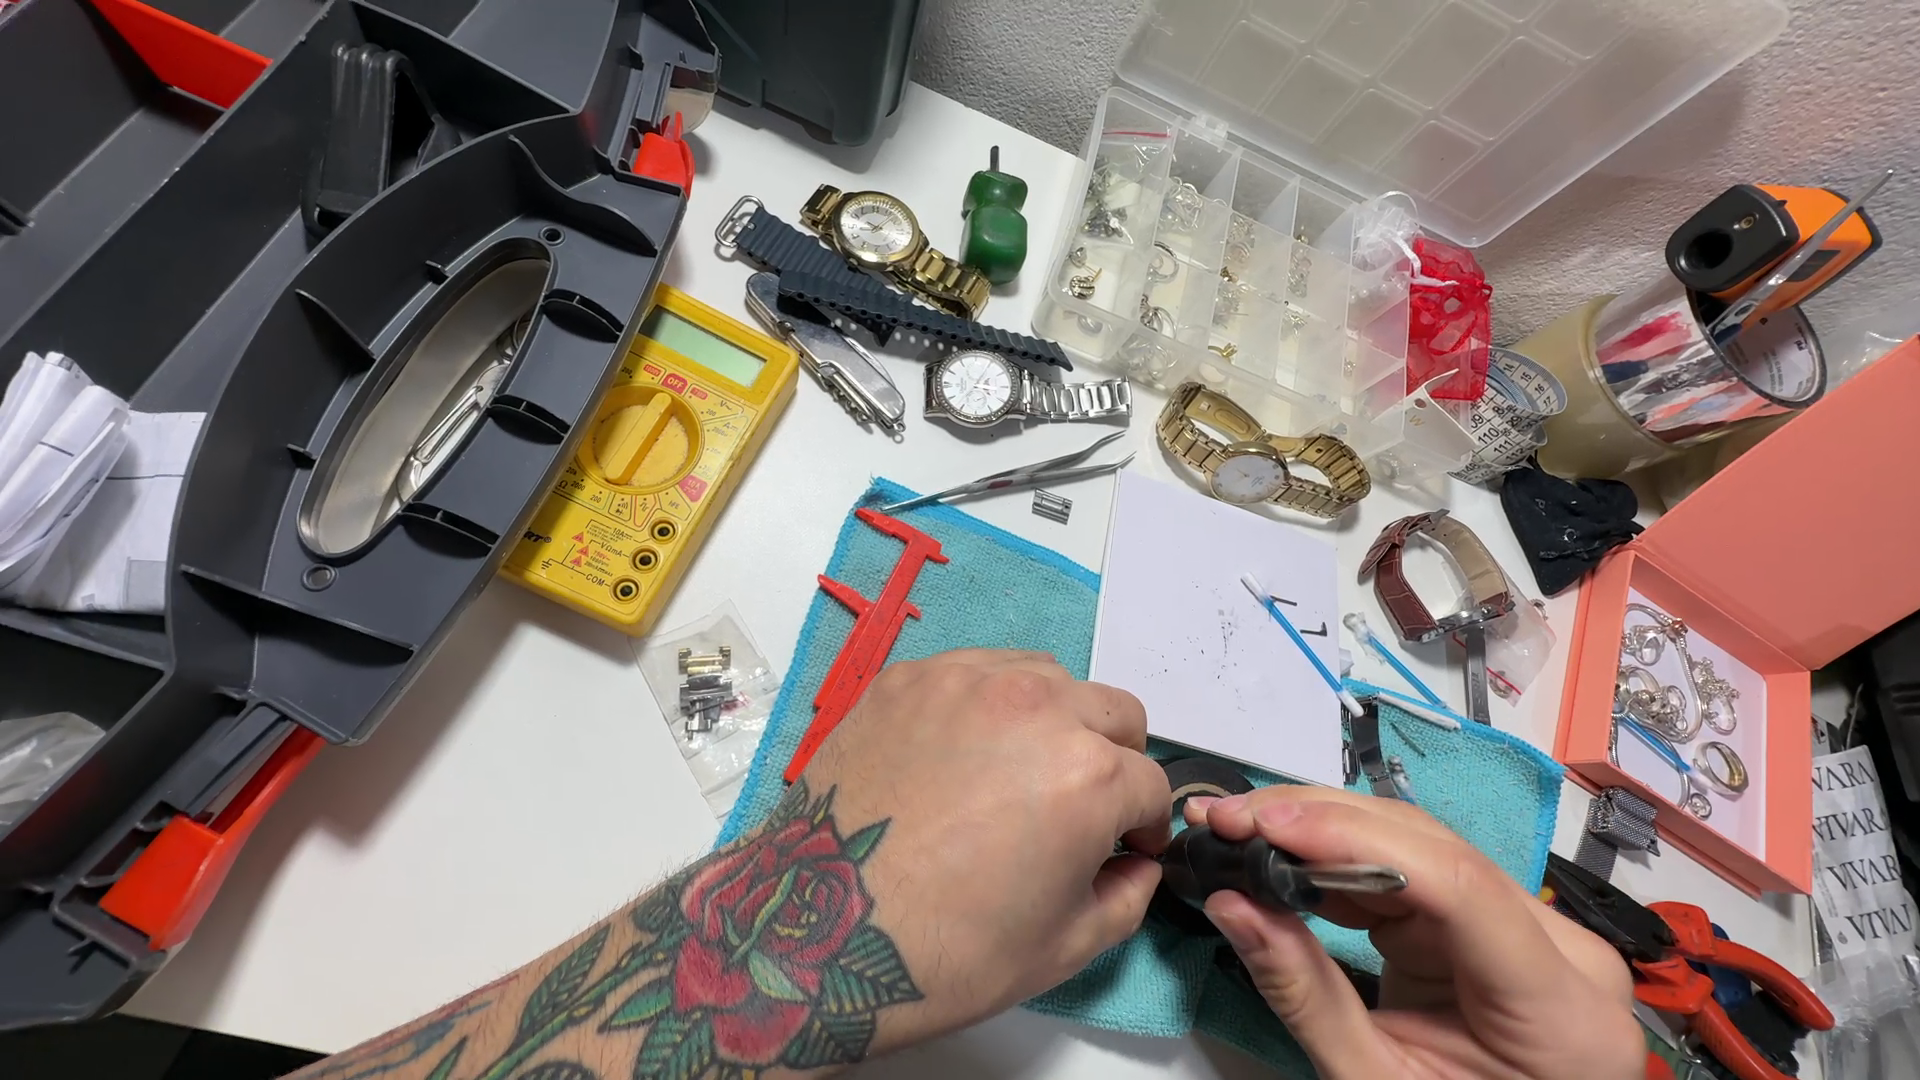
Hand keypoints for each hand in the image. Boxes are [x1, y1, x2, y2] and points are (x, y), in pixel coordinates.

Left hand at [797, 649, 1171, 1048]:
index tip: (1123, 843)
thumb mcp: (1063, 946)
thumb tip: (1136, 861)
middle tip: (1078, 798)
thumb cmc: (947, 947)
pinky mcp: (912, 675)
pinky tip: (959, 748)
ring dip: (1055, 717)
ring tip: (1015, 765)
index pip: (1150, 784)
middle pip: (1116, 710)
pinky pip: (978, 669)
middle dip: (1116, 756)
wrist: (818, 921)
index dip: (1143, 823)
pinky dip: (990, 702)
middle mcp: (1036, 706)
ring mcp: (967, 679)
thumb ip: (1127, 895)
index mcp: (1087, 774)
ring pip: (1048, 676)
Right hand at [1185, 787, 1640, 1079]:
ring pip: (1405, 838)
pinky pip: (1397, 863)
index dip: (1353, 839)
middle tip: (1224, 818)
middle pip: (1427, 846)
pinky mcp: (1478, 915)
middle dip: (1314, 821)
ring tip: (1235, 826)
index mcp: (1557, 1008)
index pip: (1457, 886)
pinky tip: (1276, 852)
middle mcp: (1555, 945)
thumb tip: (1227, 901)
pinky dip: (1328, 854)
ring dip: (1312, 826)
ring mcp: (1521, 922)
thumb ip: (1303, 994)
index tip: (1260, 825)